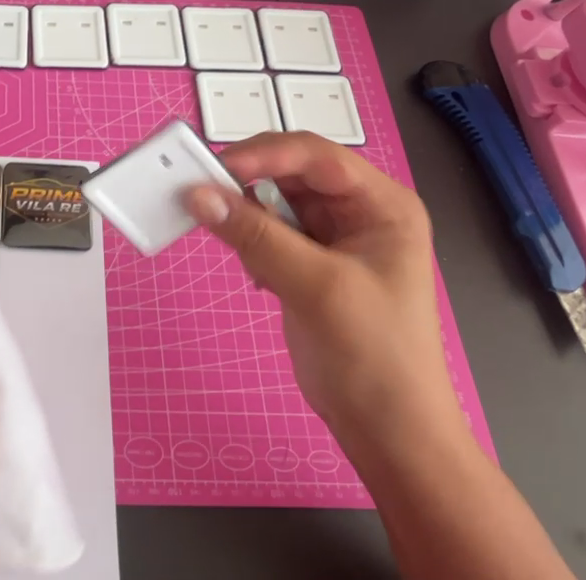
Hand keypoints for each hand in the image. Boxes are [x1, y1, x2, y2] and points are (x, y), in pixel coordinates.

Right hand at [184, 132, 463, 455]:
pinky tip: (256, 273)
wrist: (387, 431)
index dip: (266, 155)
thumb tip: (198, 194)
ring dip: (248, 216)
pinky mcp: (309, 264)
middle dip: (250, 183)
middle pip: (292, 174)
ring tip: (232, 241)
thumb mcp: (317, 287)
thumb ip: (256, 236)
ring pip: (275, 202)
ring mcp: (334, 239)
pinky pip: (269, 233)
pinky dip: (251, 243)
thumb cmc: (373, 354)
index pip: (317, 157)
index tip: (215, 169)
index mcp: (382, 204)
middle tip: (203, 193)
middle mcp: (359, 212)